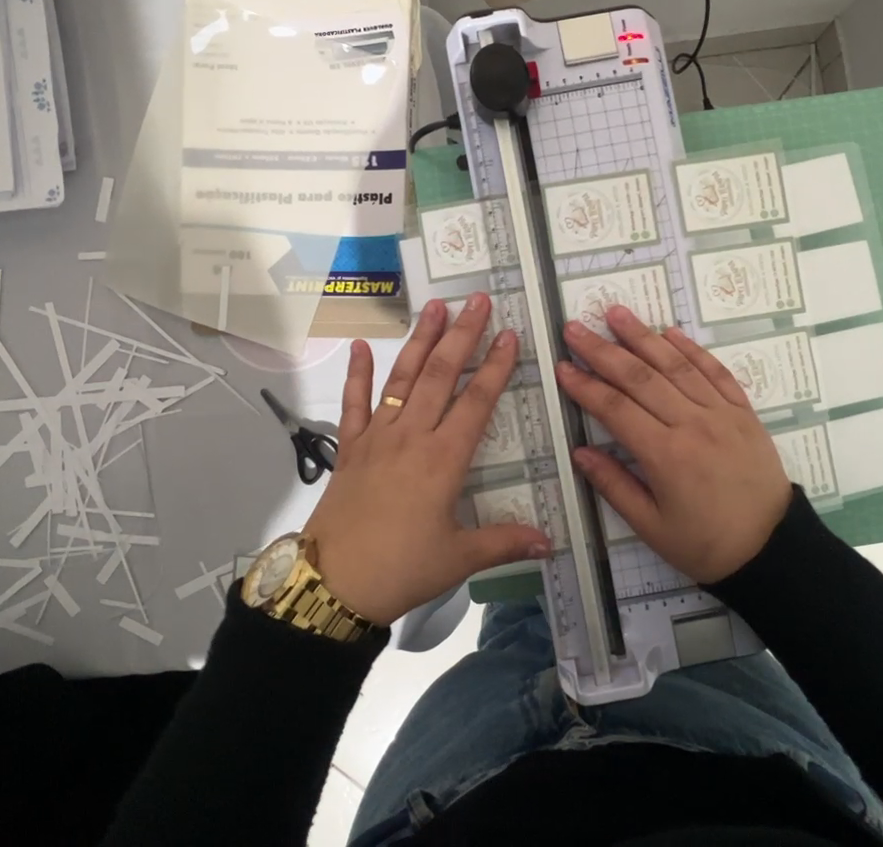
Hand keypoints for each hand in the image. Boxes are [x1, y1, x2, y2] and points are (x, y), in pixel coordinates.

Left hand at [304, 295, 552, 623]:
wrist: (333, 584)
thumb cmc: (401, 569)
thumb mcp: (459, 558)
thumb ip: (504, 542)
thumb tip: (549, 543)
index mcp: (443, 459)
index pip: (477, 401)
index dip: (496, 367)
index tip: (510, 335)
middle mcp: (411, 437)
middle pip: (441, 375)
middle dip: (462, 335)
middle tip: (476, 299)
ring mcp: (376, 438)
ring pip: (402, 378)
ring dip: (420, 341)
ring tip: (434, 307)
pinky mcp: (349, 448)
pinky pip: (354, 404)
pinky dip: (358, 374)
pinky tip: (362, 346)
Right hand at [555, 306, 792, 583]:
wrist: (773, 550)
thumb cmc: (706, 546)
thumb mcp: (652, 527)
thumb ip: (614, 485)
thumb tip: (579, 452)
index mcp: (665, 455)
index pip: (615, 409)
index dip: (585, 385)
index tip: (562, 366)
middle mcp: (692, 425)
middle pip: (640, 378)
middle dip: (603, 350)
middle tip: (575, 328)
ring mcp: (721, 414)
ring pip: (676, 366)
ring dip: (644, 336)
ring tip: (617, 313)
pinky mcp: (744, 412)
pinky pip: (715, 372)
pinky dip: (692, 350)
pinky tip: (671, 332)